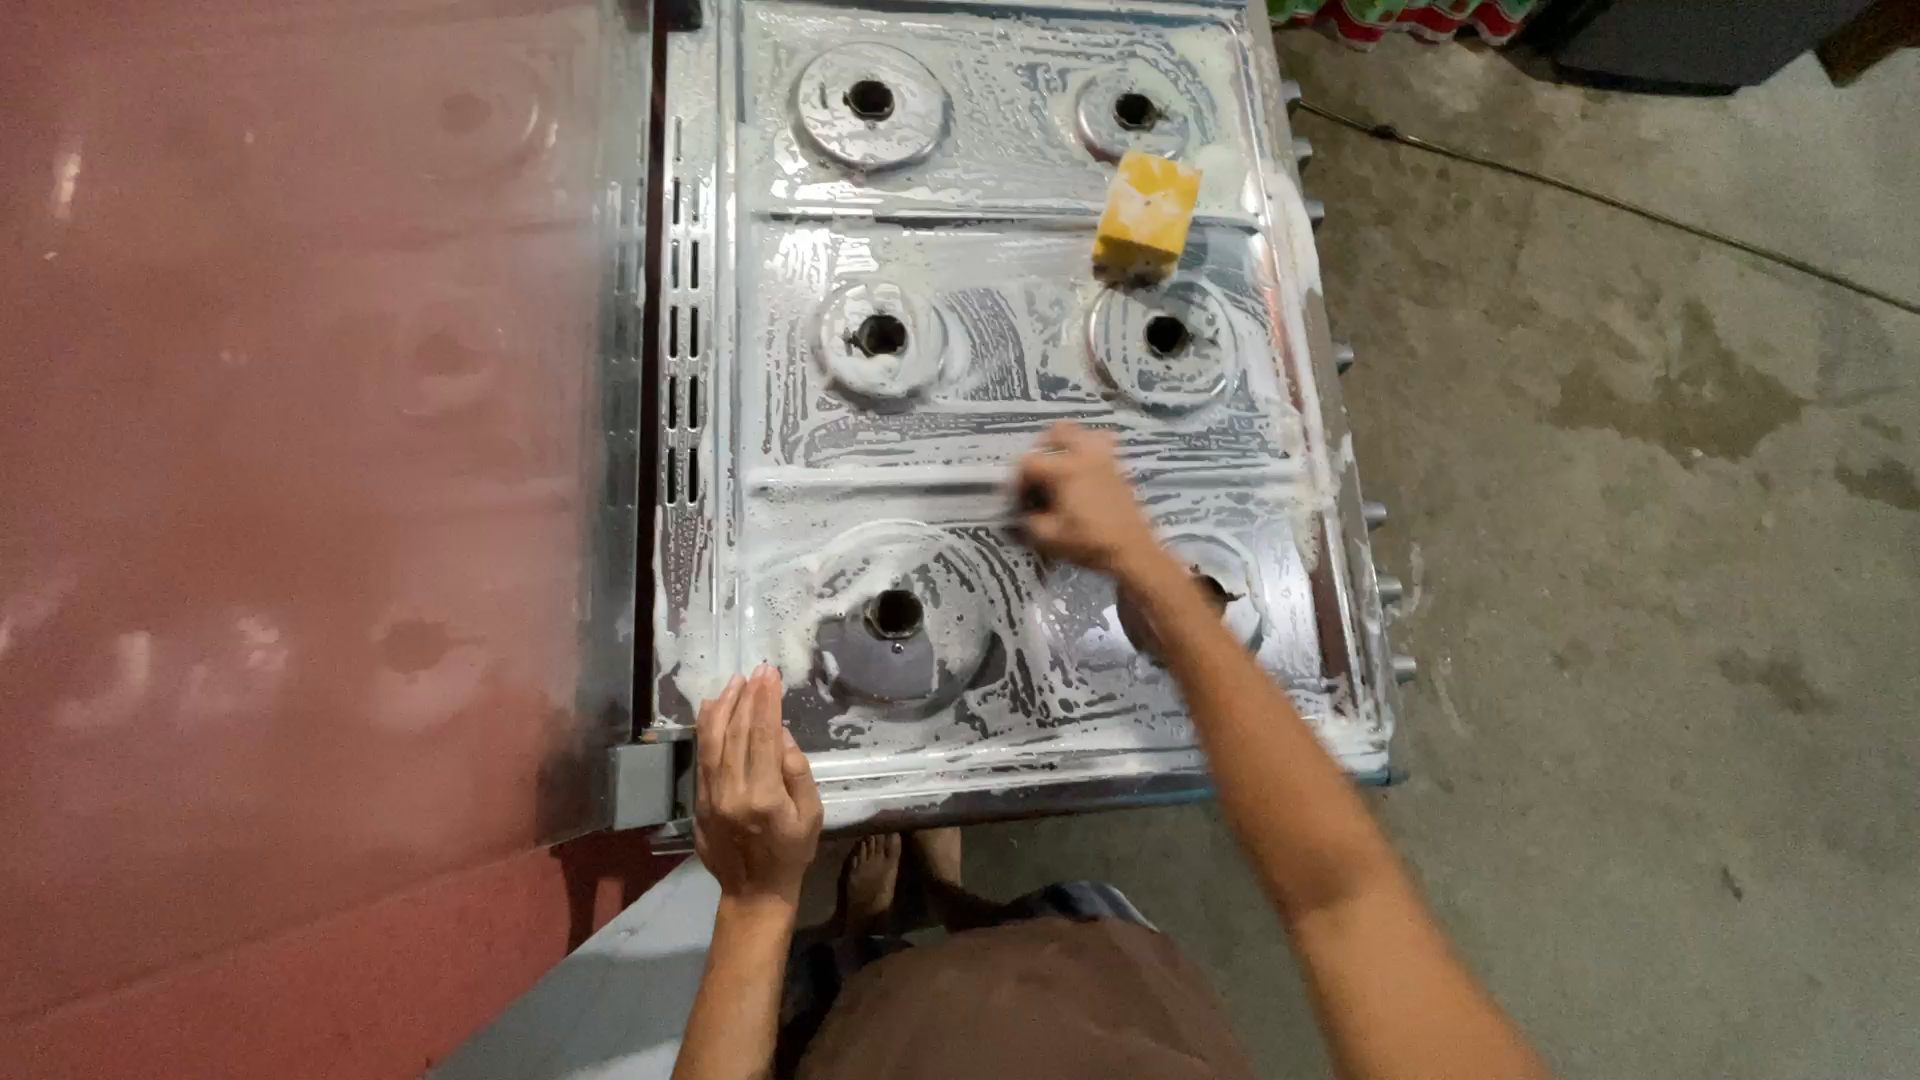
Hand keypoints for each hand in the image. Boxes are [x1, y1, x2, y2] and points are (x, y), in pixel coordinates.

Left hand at [693, 666, 822, 911]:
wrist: (754, 892)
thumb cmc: (792, 851)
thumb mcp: (811, 813)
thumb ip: (796, 771)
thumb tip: (779, 733)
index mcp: (764, 796)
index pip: (763, 735)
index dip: (766, 701)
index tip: (770, 674)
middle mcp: (731, 792)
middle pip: (737, 732)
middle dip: (748, 697)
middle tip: (757, 671)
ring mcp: (710, 797)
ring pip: (712, 741)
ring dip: (723, 707)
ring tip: (734, 682)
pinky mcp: (698, 802)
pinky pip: (700, 757)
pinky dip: (705, 729)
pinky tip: (711, 708)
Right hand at [1014, 421, 1161, 576]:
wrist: (1131, 550)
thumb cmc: (1087, 542)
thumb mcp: (1048, 537)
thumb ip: (1028, 520)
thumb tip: (1023, 511)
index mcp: (1063, 470)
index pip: (1028, 462)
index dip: (1018, 481)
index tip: (1020, 501)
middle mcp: (1084, 456)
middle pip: (1057, 431)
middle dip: (1042, 448)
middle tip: (1038, 472)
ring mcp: (1105, 459)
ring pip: (1083, 433)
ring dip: (1068, 445)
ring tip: (1061, 467)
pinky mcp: (1119, 468)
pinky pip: (1103, 445)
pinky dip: (1089, 452)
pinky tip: (1085, 474)